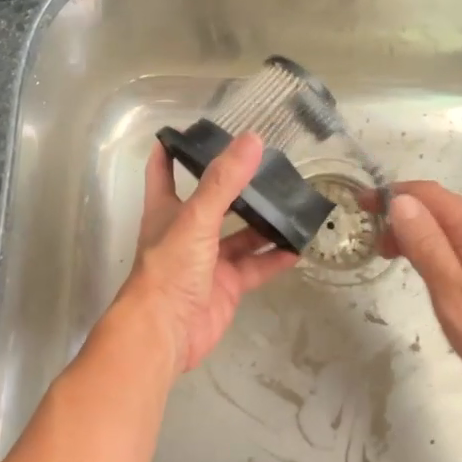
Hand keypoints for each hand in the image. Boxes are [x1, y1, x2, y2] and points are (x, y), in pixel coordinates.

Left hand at [115, 134, 299, 373]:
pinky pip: (255, 267)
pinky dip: (274, 258)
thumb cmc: (170, 267)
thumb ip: (224, 181)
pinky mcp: (226, 286)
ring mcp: (207, 260)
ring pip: (238, 235)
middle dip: (234, 185)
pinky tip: (297, 246)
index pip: (163, 170)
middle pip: (211, 201)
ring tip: (291, 202)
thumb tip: (251, 139)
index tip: (191, 130)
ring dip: (262, 222)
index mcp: (166, 209)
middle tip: (267, 164)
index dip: (172, 150)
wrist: (165, 331)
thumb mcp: (196, 218)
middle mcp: (185, 230)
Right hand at [379, 180, 461, 424]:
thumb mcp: (453, 297)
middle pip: (446, 208)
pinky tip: (443, 281)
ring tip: (403, 265)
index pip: (429, 194)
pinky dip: (449, 251)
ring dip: (426, 236)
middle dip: (405, 217)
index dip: (391, 194)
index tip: (359, 207)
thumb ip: (426, 246)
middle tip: (378, 250)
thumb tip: (401, 202)